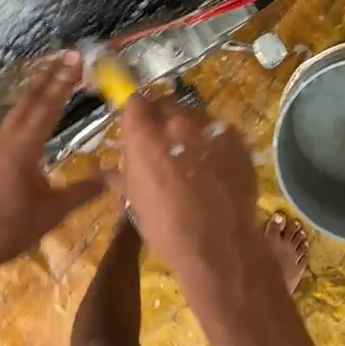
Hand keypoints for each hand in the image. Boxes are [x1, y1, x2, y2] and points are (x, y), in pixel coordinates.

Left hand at [0, 54, 104, 279]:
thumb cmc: (7, 231)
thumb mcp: (52, 212)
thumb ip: (83, 191)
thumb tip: (116, 176)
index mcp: (23, 149)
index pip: (49, 107)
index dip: (64, 81)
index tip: (76, 58)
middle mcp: (5, 142)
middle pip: (29, 101)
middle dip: (49, 76)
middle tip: (66, 55)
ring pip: (16, 113)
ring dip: (34, 93)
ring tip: (49, 77)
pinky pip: (7, 127)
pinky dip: (23, 113)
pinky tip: (27, 120)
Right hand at [107, 91, 258, 280]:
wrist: (220, 243)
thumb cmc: (168, 227)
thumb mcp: (134, 201)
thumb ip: (122, 174)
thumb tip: (109, 167)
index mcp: (145, 136)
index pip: (136, 102)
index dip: (138, 115)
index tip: (140, 129)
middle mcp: (177, 122)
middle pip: (167, 106)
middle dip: (164, 122)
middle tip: (167, 148)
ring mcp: (210, 126)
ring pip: (195, 116)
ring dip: (190, 131)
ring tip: (195, 159)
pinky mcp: (235, 136)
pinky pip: (218, 131)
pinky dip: (214, 143)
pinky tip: (216, 166)